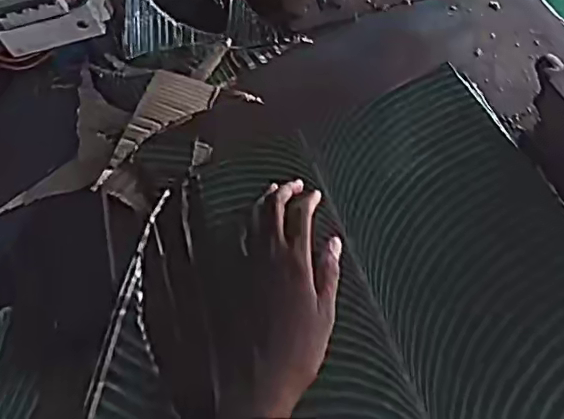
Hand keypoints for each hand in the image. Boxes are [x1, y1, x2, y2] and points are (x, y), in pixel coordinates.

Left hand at [221, 180, 341, 417]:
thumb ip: (328, 273)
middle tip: (293, 184)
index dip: (308, 199)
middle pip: (273, 207)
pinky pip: (238, 234)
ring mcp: (246, 262)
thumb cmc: (293, 355)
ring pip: (253, 216)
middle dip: (284, 189)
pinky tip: (250, 222)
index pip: (301, 215)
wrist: (254, 381)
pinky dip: (248, 220)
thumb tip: (333, 244)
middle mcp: (268, 255)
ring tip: (272, 193)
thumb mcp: (324, 315)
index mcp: (295, 262)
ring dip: (264, 200)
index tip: (314, 194)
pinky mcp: (229, 273)